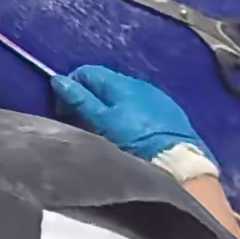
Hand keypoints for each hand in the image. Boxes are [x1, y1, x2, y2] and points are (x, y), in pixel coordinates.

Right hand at [50, 65, 213, 166]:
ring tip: (107, 131)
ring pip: (121, 95)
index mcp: (120, 82)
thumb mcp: (101, 122)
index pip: (85, 72)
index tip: (67, 112)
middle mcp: (139, 83)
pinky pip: (140, 106)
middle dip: (90, 99)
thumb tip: (57, 79)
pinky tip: (131, 133)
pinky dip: (129, 115)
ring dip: (109, 108)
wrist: (182, 166)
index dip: (72, 88)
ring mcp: (157, 97)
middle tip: (85, 123)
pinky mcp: (170, 112)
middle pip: (103, 83)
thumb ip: (79, 100)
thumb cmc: (134, 141)